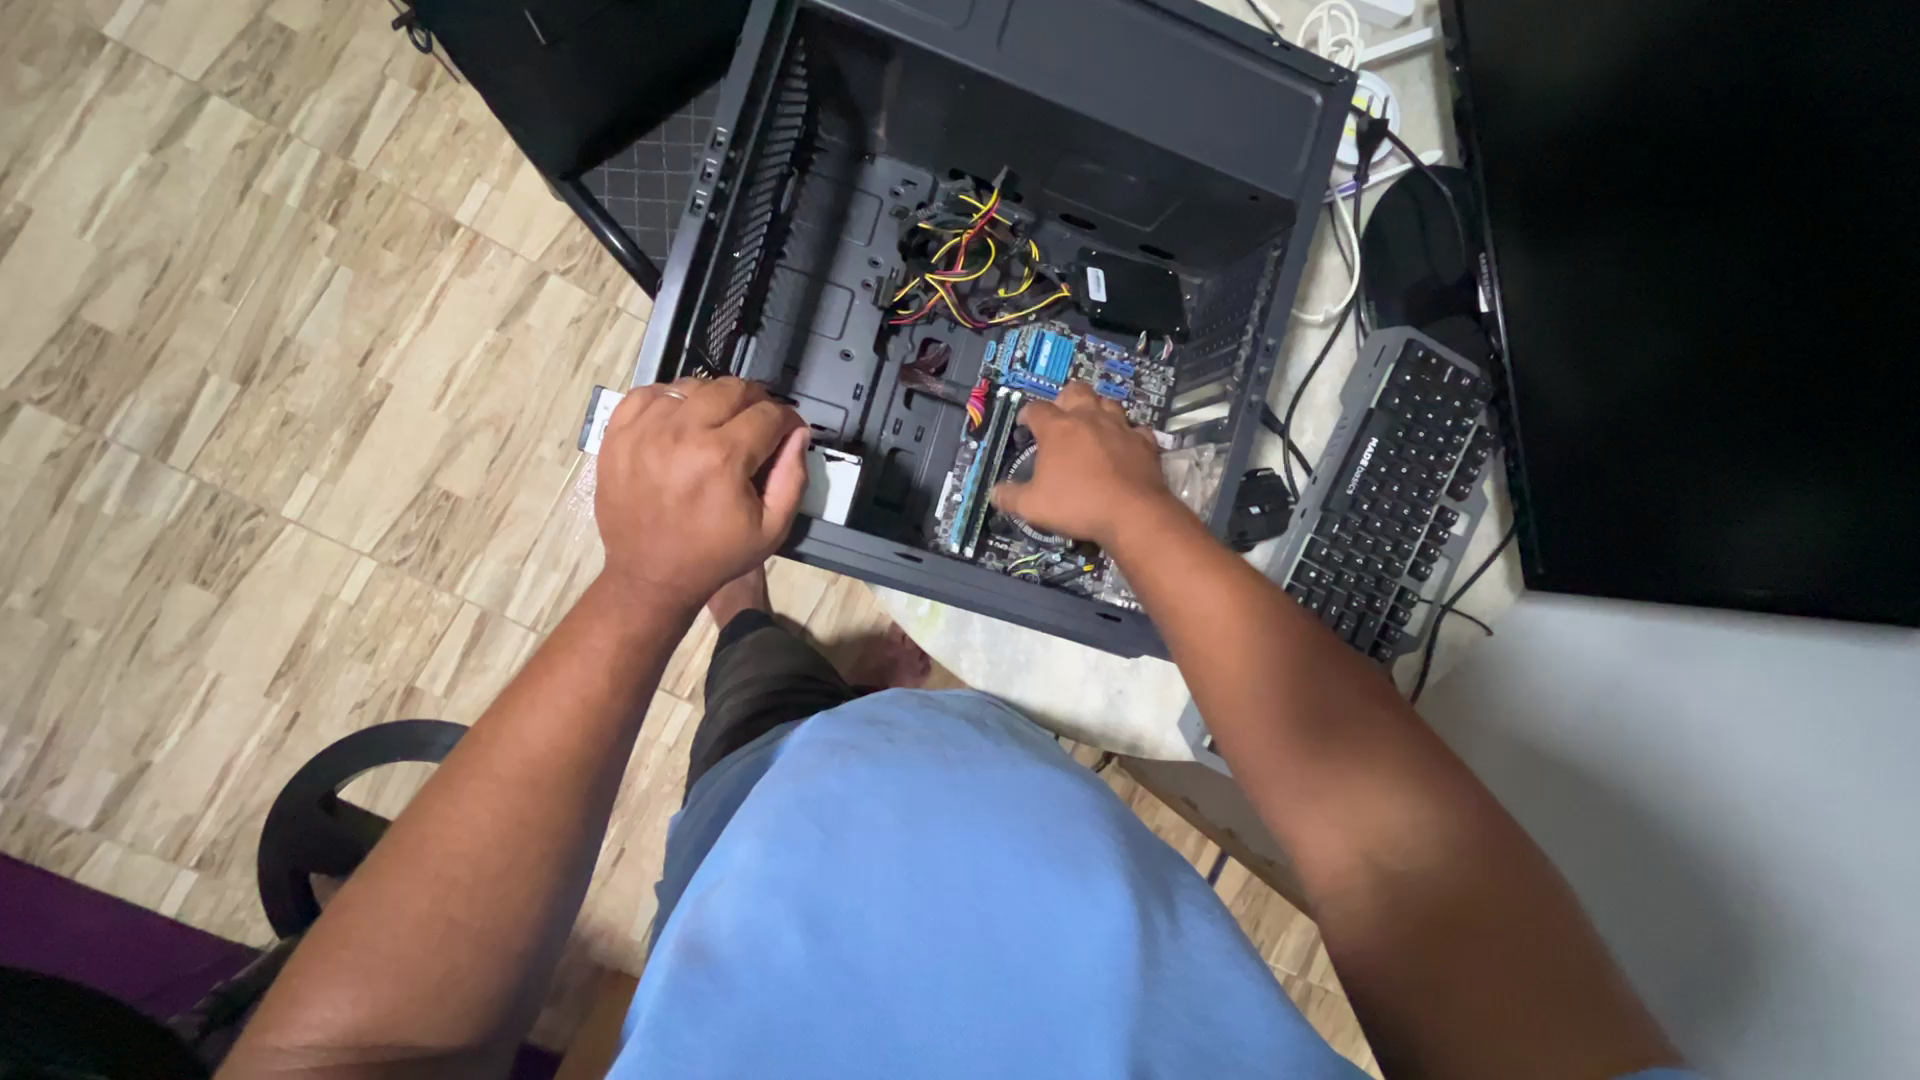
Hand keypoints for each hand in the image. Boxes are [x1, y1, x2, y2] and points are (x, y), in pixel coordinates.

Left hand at [594, 378, 808, 611]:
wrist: (651, 575)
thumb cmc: (716, 555)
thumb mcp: (773, 528)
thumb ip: (793, 476)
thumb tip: (798, 433)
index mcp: (723, 457)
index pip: (769, 413)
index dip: (788, 420)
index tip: (790, 432)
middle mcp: (682, 433)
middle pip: (732, 389)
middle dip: (756, 402)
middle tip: (760, 424)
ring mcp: (645, 429)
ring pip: (693, 386)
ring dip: (716, 399)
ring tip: (721, 424)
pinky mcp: (618, 433)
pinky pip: (650, 393)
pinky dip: (673, 399)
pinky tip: (683, 420)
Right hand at [990, 382, 1178, 548]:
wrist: (1132, 514)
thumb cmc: (1077, 505)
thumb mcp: (1032, 506)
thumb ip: (1010, 497)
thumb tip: (994, 494)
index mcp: (1057, 429)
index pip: (1036, 408)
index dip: (1027, 414)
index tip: (1024, 425)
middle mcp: (1089, 418)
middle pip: (1075, 391)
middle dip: (1065, 400)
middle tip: (1060, 419)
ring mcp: (1120, 427)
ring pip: (1108, 402)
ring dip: (1098, 410)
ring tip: (1092, 428)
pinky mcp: (1144, 442)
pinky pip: (1136, 429)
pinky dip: (1128, 434)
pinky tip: (1124, 446)